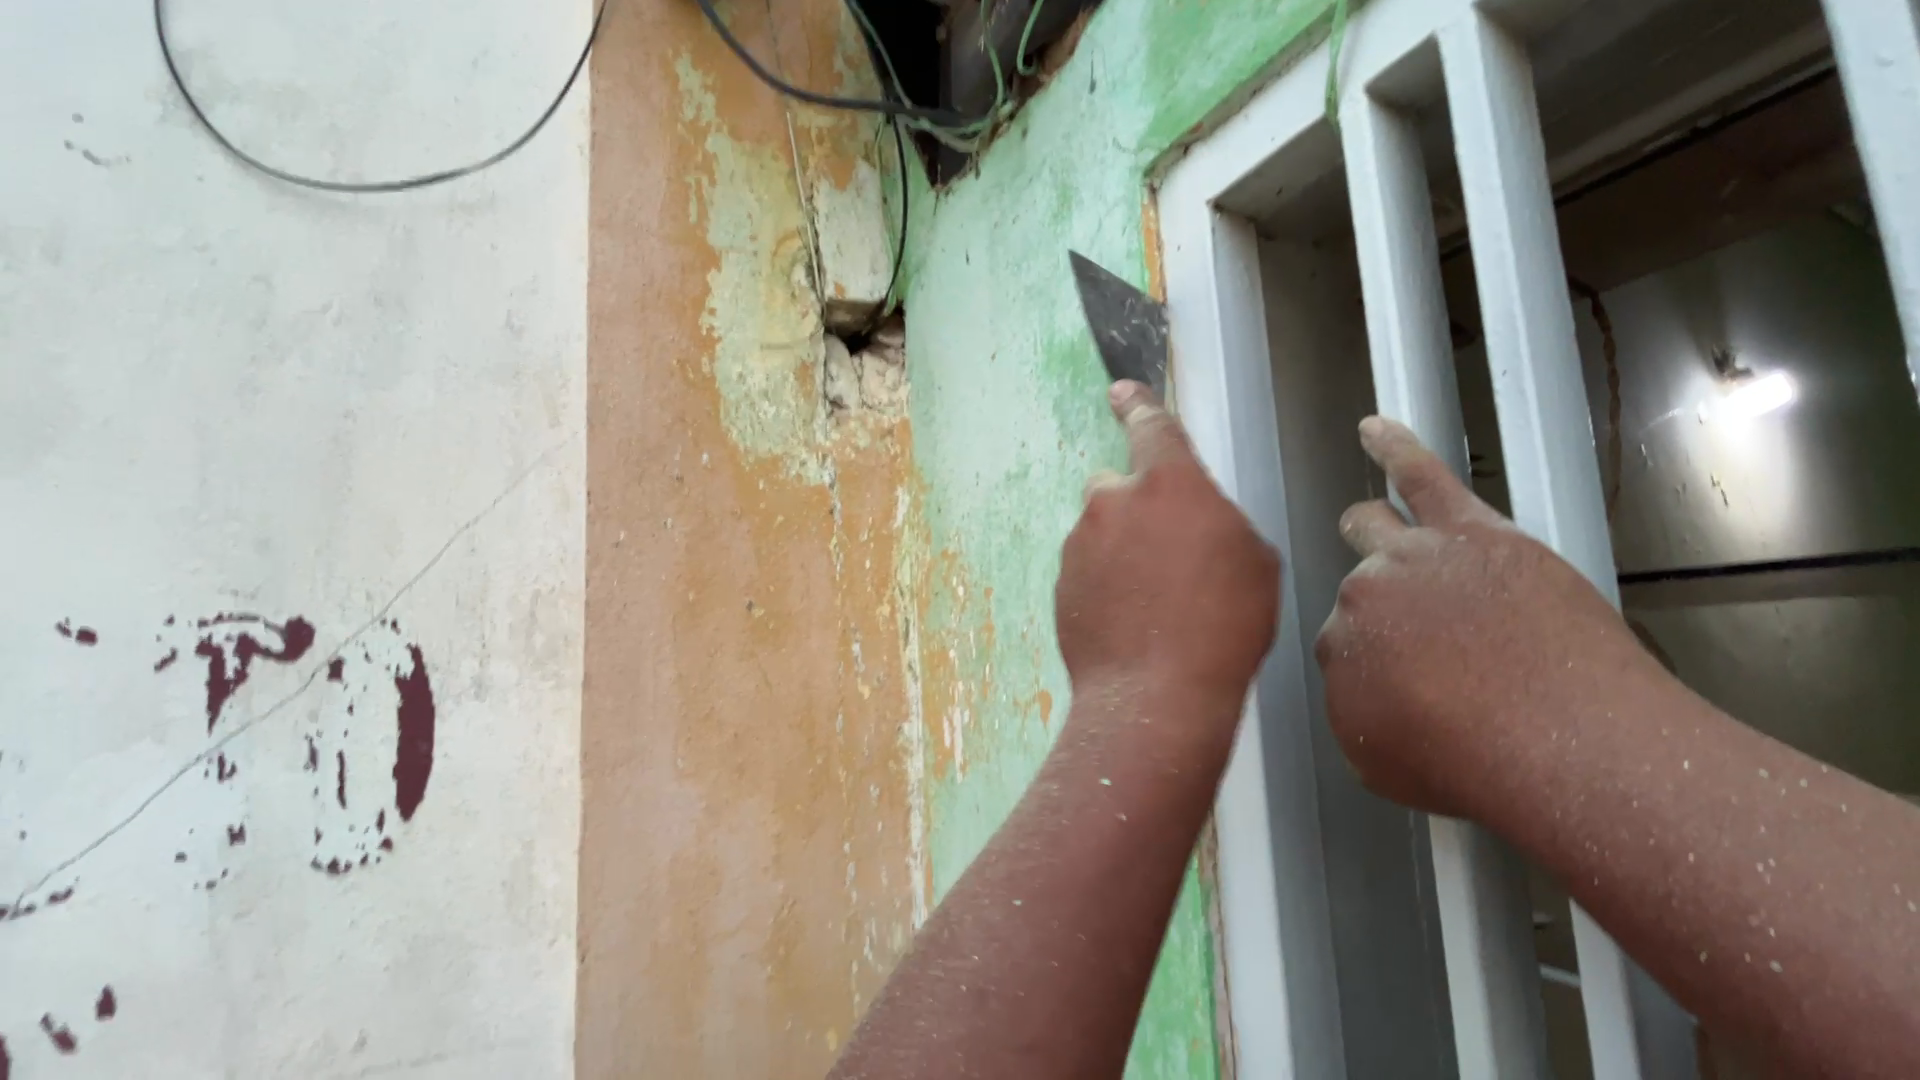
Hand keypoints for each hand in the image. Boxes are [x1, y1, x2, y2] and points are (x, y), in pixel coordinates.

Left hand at [1055, 382, 1280, 724]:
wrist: (1156, 693)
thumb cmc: (1224, 624)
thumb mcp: (1253, 561)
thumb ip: (1218, 520)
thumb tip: (1196, 520)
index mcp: (1168, 483)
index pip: (1151, 426)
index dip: (1139, 405)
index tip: (1121, 393)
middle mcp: (1113, 501)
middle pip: (1121, 485)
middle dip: (1139, 507)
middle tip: (1168, 556)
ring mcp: (1079, 543)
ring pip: (1103, 530)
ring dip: (1123, 550)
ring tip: (1153, 602)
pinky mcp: (1060, 582)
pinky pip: (1087, 568)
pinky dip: (1104, 582)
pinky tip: (1129, 620)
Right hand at [1315, 416, 1665, 818]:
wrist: (1567, 748)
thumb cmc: (1472, 768)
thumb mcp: (1380, 760)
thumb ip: (1358, 708)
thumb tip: (1370, 681)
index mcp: (1337, 650)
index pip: (1341, 642)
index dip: (1373, 660)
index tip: (1408, 680)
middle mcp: (1360, 595)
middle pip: (1355, 586)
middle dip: (1374, 607)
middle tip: (1409, 634)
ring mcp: (1412, 558)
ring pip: (1369, 525)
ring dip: (1367, 529)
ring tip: (1365, 525)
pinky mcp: (1472, 531)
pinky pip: (1422, 474)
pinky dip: (1394, 447)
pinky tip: (1373, 427)